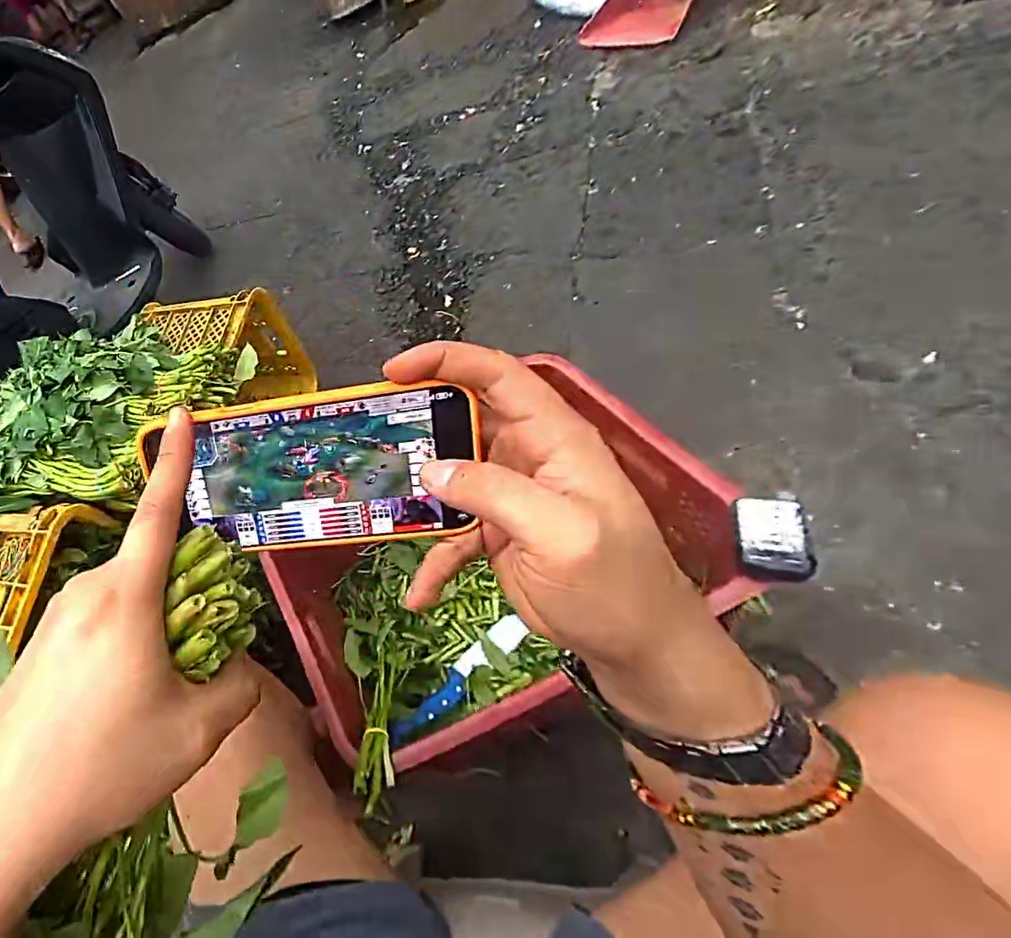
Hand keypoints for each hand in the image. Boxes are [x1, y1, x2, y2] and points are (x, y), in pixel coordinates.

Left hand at [0, 409, 262, 882]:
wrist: (5, 815)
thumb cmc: (106, 765)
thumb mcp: (195, 733)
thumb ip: (235, 688)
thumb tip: (237, 665)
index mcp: (127, 596)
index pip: (158, 511)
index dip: (174, 460)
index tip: (180, 415)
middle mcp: (87, 591)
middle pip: (150, 567)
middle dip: (183, 594)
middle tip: (195, 658)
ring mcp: (56, 615)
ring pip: (124, 599)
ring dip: (153, 627)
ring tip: (153, 696)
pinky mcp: (39, 642)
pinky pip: (96, 623)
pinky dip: (123, 644)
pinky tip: (115, 706)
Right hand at [384, 342, 770, 740]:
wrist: (639, 648)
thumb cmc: (615, 584)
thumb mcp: (560, 533)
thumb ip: (494, 492)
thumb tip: (430, 469)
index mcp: (552, 437)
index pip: (497, 376)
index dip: (446, 361)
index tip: (393, 369)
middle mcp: (526, 456)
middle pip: (463, 417)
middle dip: (416, 417)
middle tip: (372, 428)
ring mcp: (508, 495)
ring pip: (447, 472)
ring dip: (414, 486)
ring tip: (376, 496)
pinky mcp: (496, 532)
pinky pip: (451, 534)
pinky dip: (432, 559)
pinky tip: (418, 593)